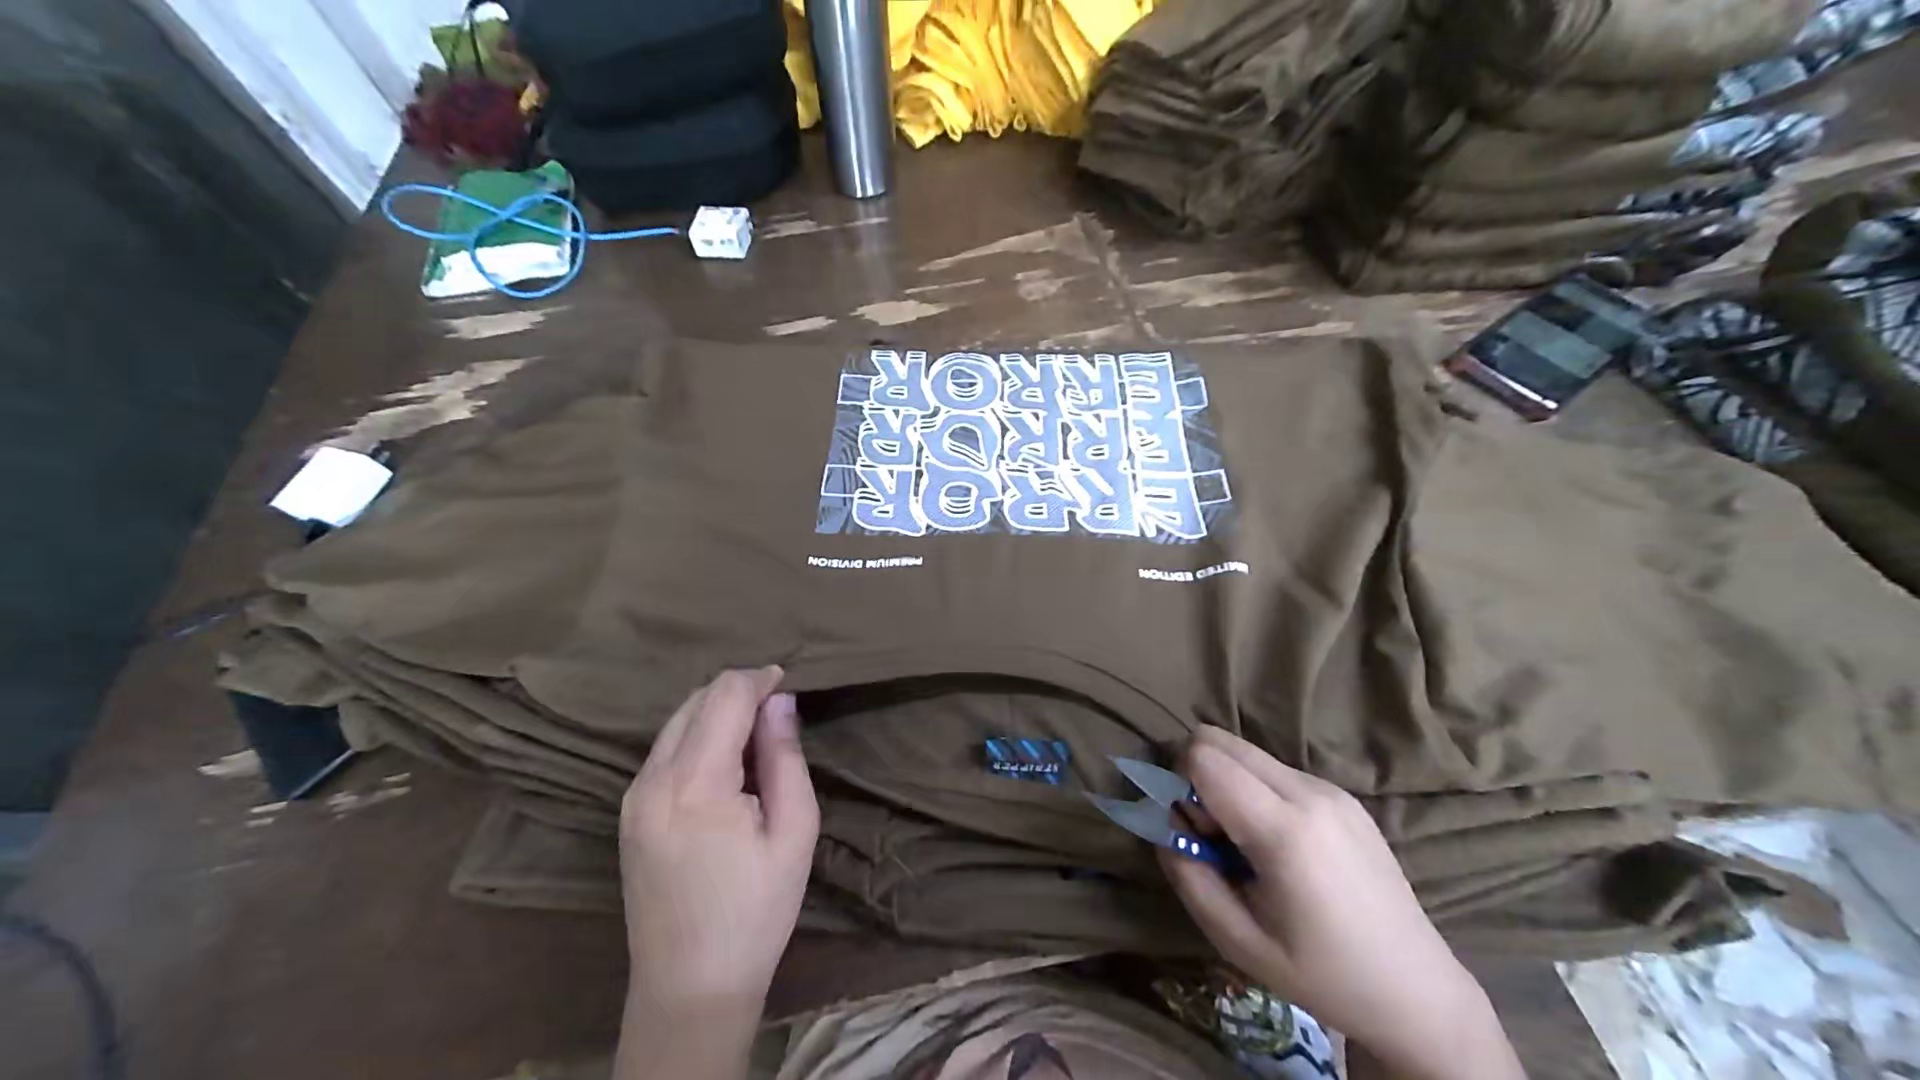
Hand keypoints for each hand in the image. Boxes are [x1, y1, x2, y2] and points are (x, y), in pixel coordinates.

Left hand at [614, 667, 818, 1079]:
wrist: (690, 985)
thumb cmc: (757, 911)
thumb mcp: (794, 832)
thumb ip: (785, 757)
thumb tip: (780, 701)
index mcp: (694, 785)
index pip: (723, 697)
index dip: (758, 678)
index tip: (788, 680)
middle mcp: (652, 780)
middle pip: (695, 700)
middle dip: (737, 692)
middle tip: (777, 714)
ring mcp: (632, 797)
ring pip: (676, 721)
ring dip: (716, 712)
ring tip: (755, 738)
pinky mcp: (628, 813)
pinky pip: (664, 750)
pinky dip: (697, 736)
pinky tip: (725, 764)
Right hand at [1160, 727, 1523, 1079]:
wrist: (1417, 990)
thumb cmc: (1320, 974)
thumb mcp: (1235, 939)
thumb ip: (1186, 872)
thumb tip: (1164, 821)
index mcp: (1284, 831)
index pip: (1203, 758)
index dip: (1178, 785)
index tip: (1192, 832)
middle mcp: (1309, 793)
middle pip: (1218, 739)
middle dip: (1196, 774)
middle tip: (1211, 833)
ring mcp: (1330, 789)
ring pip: (1244, 750)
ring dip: (1225, 781)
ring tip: (1246, 842)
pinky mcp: (1341, 793)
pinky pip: (1273, 768)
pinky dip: (1253, 788)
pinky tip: (1277, 842)